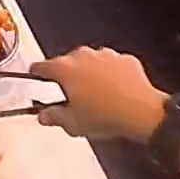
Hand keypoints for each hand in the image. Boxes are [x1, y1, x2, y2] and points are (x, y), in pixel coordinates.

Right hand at [29, 46, 166, 143]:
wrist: (143, 113)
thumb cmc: (107, 116)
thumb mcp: (72, 124)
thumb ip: (53, 117)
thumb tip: (45, 116)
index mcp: (64, 69)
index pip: (40, 66)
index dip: (37, 74)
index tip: (37, 77)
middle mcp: (82, 56)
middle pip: (66, 63)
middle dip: (68, 77)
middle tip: (73, 97)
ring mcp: (104, 55)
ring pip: (90, 62)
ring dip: (90, 74)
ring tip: (96, 96)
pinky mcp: (123, 59)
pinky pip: (111, 65)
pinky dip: (111, 75)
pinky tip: (114, 91)